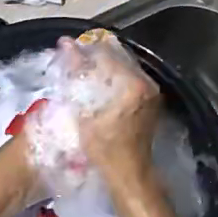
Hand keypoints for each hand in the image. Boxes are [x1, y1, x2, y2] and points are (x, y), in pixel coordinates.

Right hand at [56, 33, 161, 195]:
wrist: (128, 172)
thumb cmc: (104, 145)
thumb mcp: (84, 110)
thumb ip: (76, 74)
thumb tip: (65, 44)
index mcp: (131, 83)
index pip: (105, 55)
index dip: (83, 51)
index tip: (66, 49)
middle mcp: (146, 81)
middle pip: (117, 58)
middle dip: (94, 57)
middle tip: (74, 59)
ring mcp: (152, 90)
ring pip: (124, 67)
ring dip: (105, 67)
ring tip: (84, 70)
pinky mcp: (152, 99)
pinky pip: (131, 79)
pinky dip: (115, 78)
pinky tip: (99, 84)